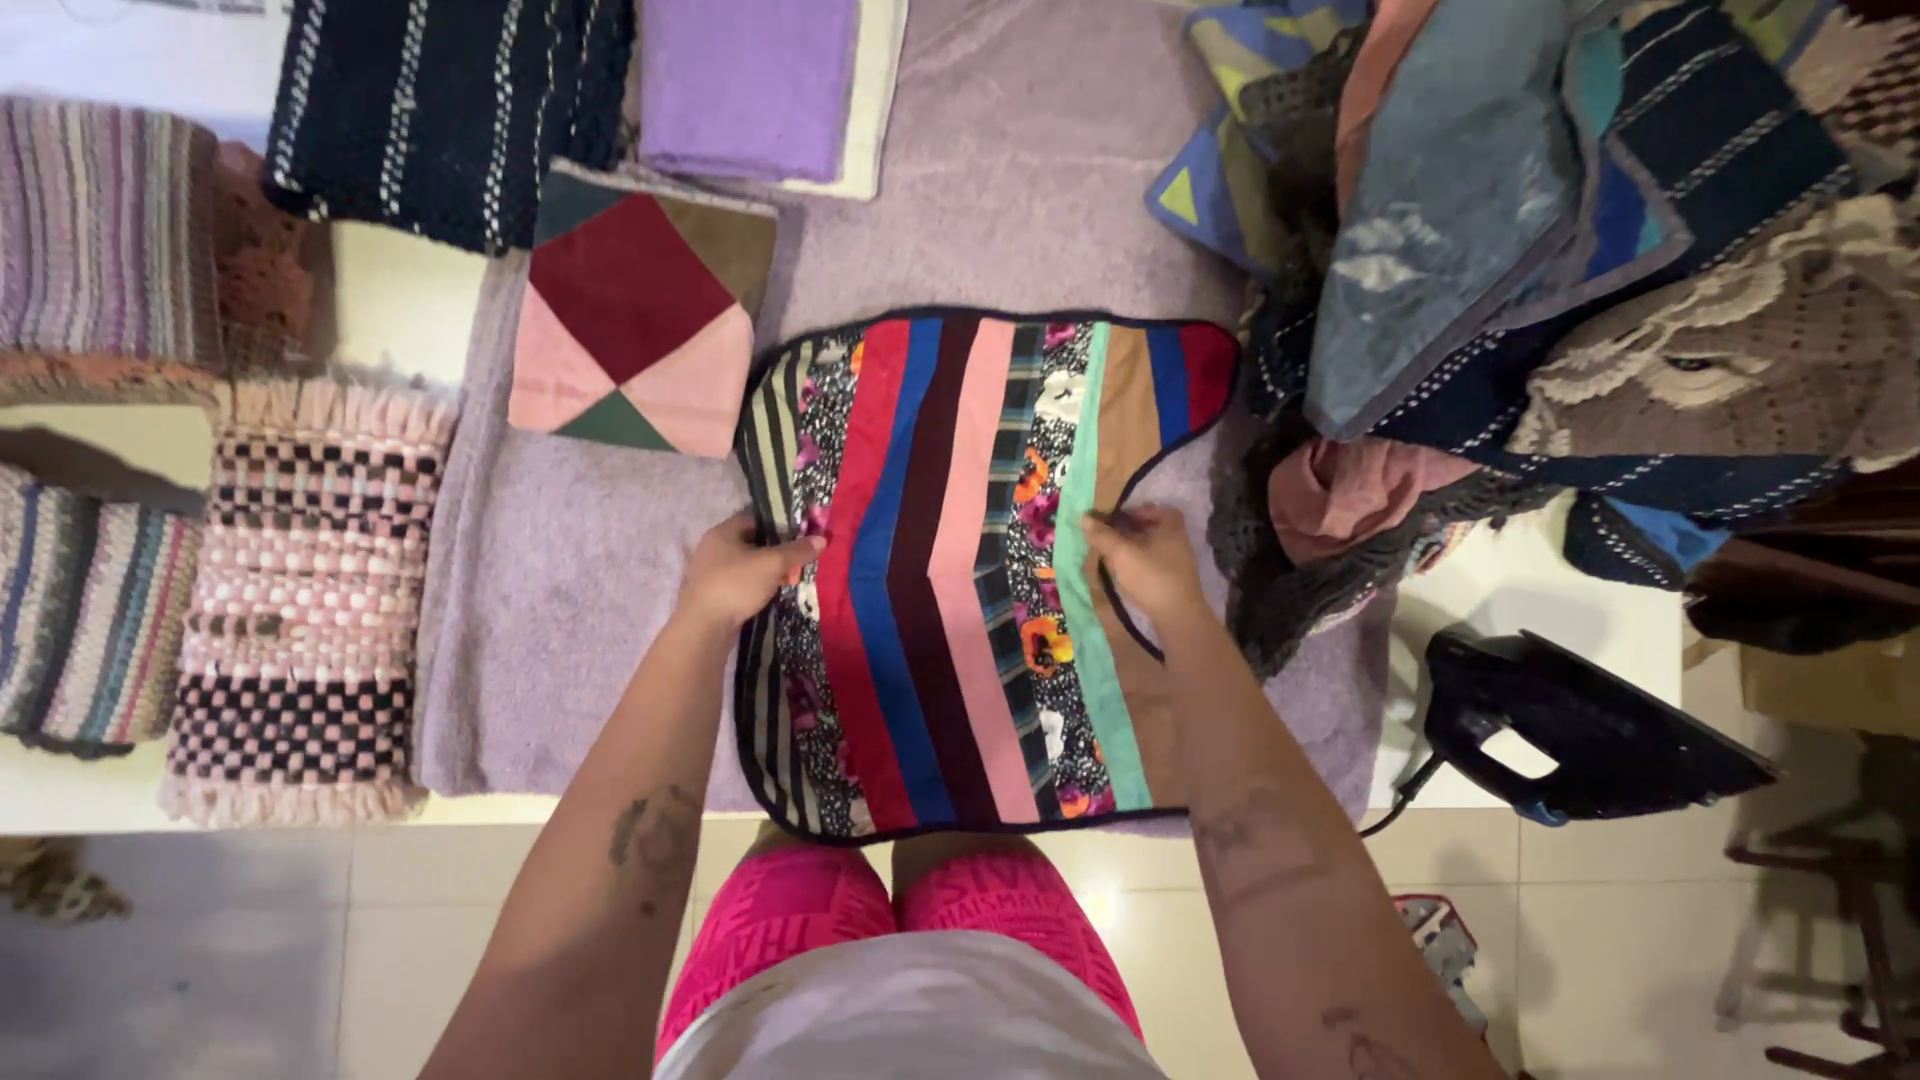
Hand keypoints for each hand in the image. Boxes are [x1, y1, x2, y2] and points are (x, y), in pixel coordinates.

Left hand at [677, 513, 824, 630]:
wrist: (703, 627)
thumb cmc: (736, 585)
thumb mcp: (772, 564)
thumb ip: (797, 550)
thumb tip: (822, 539)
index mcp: (723, 531)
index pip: (755, 518)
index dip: (779, 524)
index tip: (800, 536)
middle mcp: (713, 547)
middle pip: (753, 542)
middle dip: (778, 552)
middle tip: (797, 564)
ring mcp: (710, 571)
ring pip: (748, 563)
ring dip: (769, 571)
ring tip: (789, 581)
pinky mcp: (712, 592)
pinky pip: (740, 581)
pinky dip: (757, 585)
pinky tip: (770, 595)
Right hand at [1082, 505, 1209, 624]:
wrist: (1178, 616)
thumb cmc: (1151, 577)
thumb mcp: (1122, 553)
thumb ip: (1102, 535)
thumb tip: (1083, 517)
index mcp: (1171, 526)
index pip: (1155, 509)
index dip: (1135, 510)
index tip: (1116, 518)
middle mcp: (1177, 540)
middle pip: (1151, 528)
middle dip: (1128, 530)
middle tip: (1107, 535)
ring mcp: (1177, 561)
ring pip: (1150, 547)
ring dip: (1131, 547)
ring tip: (1109, 553)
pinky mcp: (1172, 579)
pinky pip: (1152, 563)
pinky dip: (1137, 562)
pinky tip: (1122, 571)